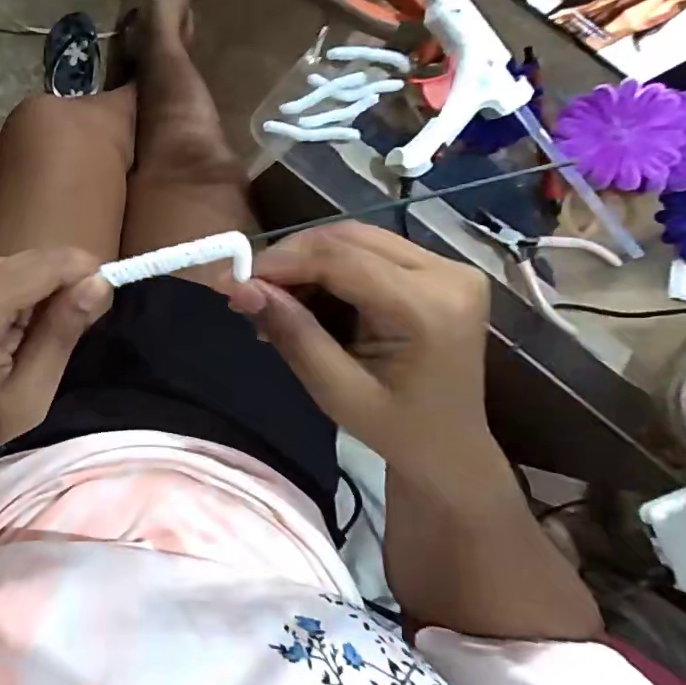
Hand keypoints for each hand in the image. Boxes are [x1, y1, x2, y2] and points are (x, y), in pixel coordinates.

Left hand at [0, 248, 111, 503]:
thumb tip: (99, 282)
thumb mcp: (30, 395)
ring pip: (0, 263)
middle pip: (20, 262)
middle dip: (48, 287)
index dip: (79, 268)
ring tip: (14, 337)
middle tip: (54, 331)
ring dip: (20, 291)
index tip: (102, 289)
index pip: (39, 265)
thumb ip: (62, 333)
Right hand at [230, 222, 489, 461]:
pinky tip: (307, 296)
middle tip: (250, 288)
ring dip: (307, 261)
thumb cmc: (395, 429)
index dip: (283, 261)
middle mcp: (448, 273)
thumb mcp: (336, 391)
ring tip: (274, 298)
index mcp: (430, 307)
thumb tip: (243, 289)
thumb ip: (293, 334)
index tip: (236, 279)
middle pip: (350, 238)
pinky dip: (329, 267)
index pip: (342, 259)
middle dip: (291, 257)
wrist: (449, 446)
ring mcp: (448, 267)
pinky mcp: (439, 270)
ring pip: (357, 238)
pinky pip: (370, 251)